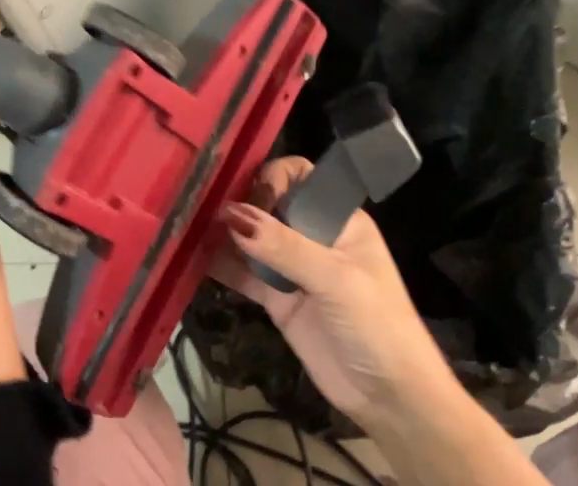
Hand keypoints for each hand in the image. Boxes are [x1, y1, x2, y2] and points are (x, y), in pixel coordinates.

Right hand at [211, 157, 449, 423]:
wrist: (390, 398)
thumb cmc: (377, 325)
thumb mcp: (335, 279)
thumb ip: (283, 247)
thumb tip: (230, 214)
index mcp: (338, 219)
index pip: (299, 177)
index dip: (272, 179)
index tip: (252, 198)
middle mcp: (312, 236)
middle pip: (268, 204)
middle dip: (238, 202)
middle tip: (205, 207)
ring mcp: (292, 268)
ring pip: (250, 238)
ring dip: (222, 232)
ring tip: (187, 224)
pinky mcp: (275, 299)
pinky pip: (242, 273)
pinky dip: (219, 265)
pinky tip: (190, 255)